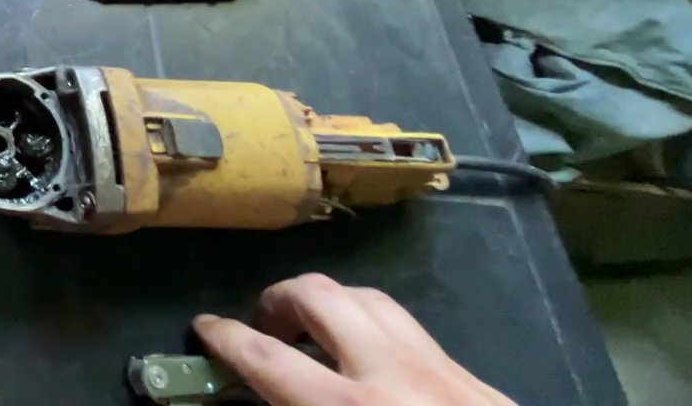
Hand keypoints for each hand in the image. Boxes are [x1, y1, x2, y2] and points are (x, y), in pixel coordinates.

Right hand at [194, 274, 516, 405]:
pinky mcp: (486, 390)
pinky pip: (415, 336)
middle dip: (279, 301)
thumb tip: (267, 395)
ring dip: (330, 307)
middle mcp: (396, 380)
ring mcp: (447, 377)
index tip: (204, 328)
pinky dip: (379, 335)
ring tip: (318, 334)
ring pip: (370, 300)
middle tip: (268, 325)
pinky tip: (382, 371)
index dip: (225, 338)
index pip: (267, 360)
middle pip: (318, 297)